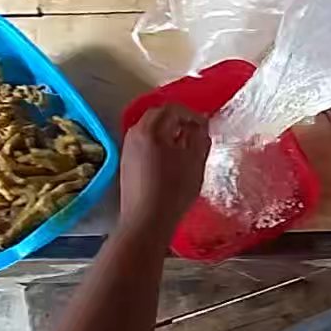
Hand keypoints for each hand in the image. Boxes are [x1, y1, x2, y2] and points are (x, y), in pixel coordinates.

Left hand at [118, 104, 210, 237]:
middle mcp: (134, 134)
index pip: (173, 109)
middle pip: (158, 116)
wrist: (146, 221)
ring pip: (149, 129)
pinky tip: (170, 160)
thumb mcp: (194, 162)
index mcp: (151, 130)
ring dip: (167, 131)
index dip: (192, 115)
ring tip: (184, 145)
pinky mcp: (126, 163)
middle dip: (178, 120)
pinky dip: (158, 143)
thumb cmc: (173, 190)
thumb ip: (199, 138)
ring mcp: (127, 149)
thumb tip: (199, 128)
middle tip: (195, 131)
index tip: (205, 126)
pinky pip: (143, 143)